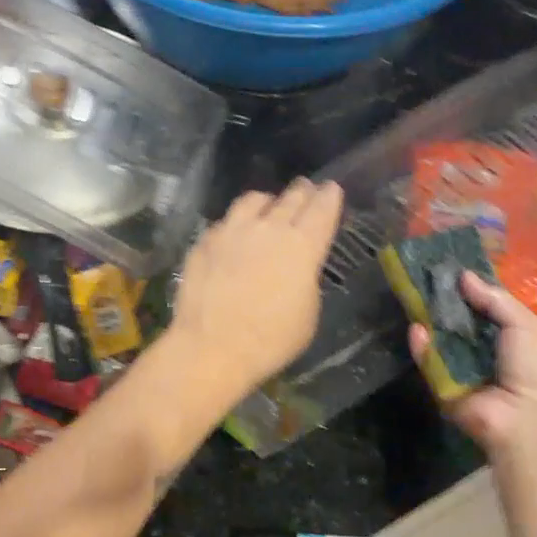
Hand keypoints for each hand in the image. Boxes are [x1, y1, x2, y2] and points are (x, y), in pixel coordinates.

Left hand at [166, 179, 342, 397]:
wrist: (212, 347)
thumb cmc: (270, 340)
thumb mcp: (308, 314)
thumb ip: (307, 279)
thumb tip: (298, 267)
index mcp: (302, 246)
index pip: (322, 208)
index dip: (329, 196)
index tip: (331, 189)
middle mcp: (269, 228)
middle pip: (291, 198)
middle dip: (302, 192)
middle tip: (305, 190)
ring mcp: (232, 231)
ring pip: (254, 200)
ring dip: (267, 201)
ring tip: (268, 206)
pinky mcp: (205, 240)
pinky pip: (226, 221)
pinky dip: (236, 223)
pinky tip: (234, 234)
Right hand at [409, 272, 536, 475]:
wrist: (525, 418)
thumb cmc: (536, 368)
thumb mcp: (525, 324)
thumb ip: (495, 299)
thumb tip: (464, 277)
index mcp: (513, 337)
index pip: (488, 308)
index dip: (472, 289)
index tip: (453, 268)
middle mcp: (487, 352)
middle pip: (461, 323)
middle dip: (446, 302)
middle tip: (428, 278)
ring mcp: (463, 370)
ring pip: (442, 340)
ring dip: (431, 320)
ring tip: (416, 294)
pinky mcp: (444, 387)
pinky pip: (430, 364)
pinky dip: (422, 347)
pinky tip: (416, 328)